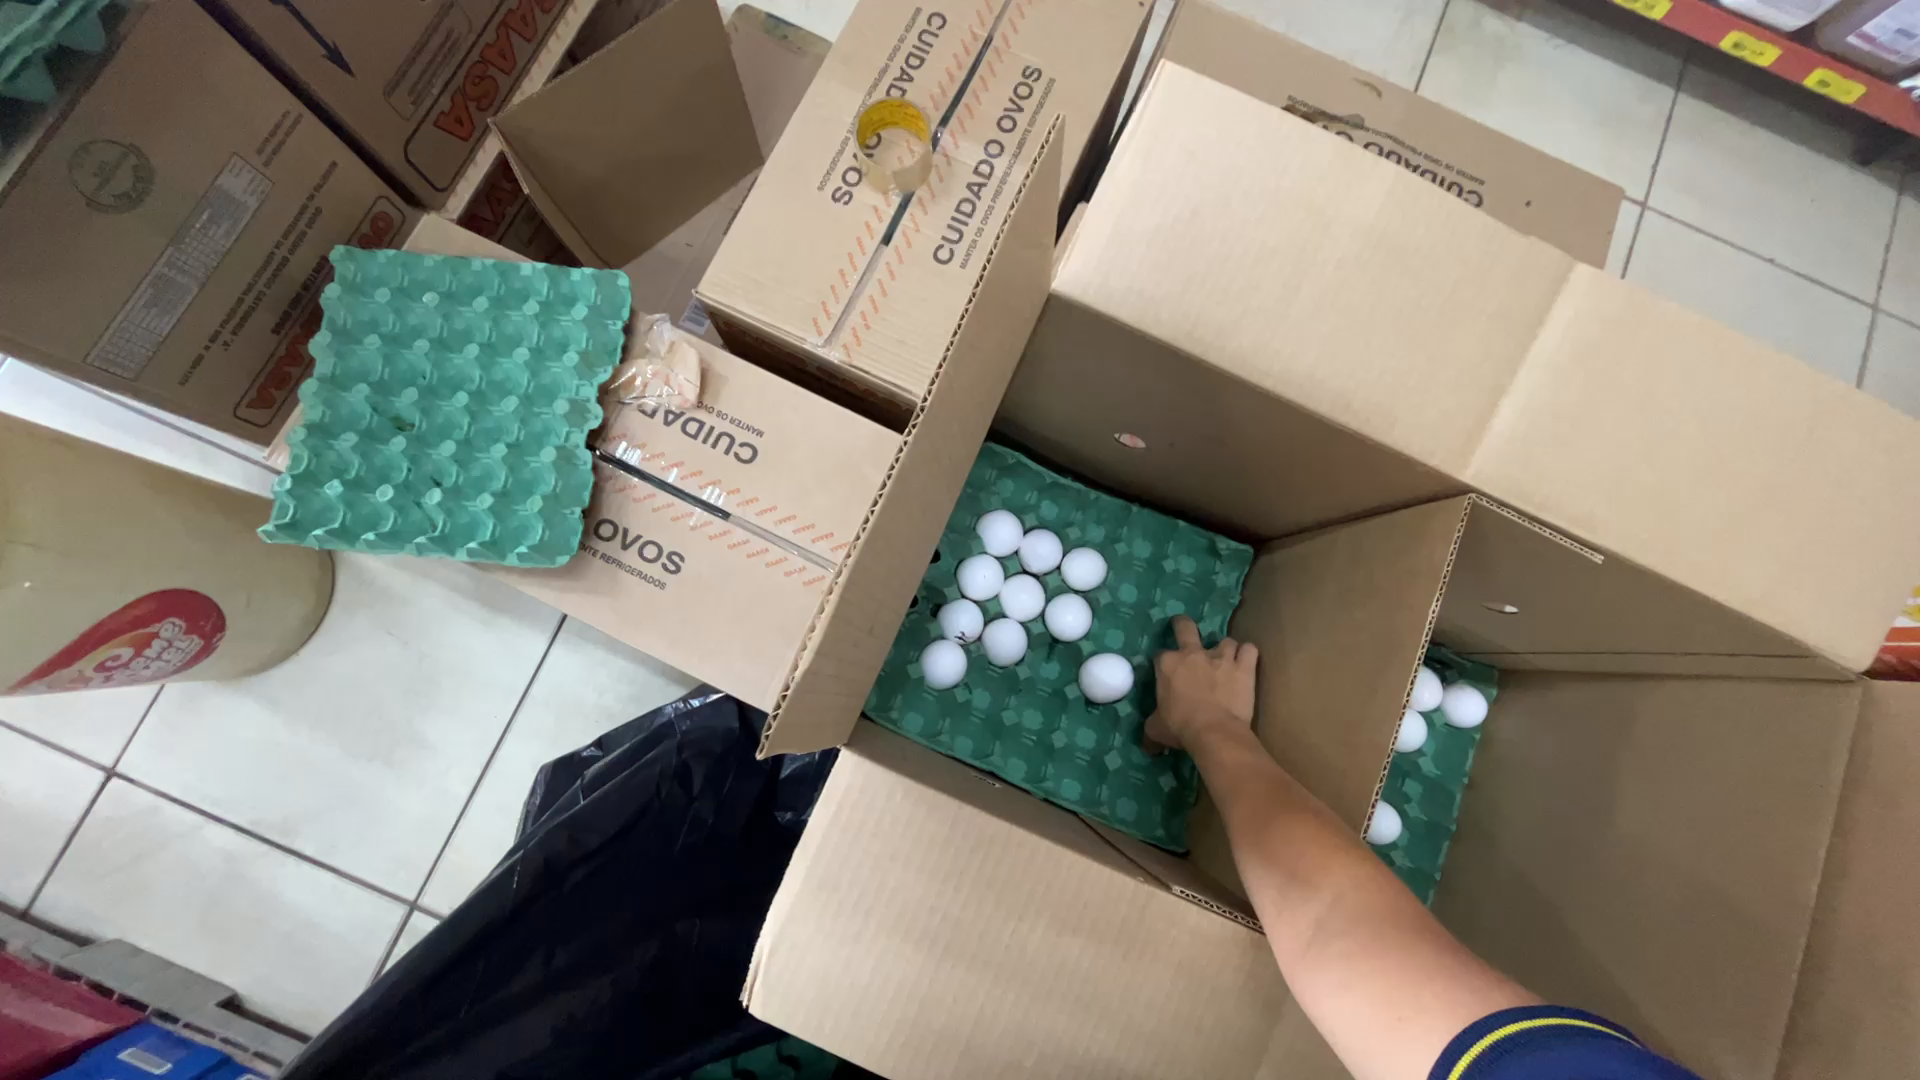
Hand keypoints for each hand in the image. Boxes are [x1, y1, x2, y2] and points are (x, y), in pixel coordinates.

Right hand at [1144, 615, 1257, 751]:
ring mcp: (1220, 657)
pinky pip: (1249, 650)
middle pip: (1185, 627)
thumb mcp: (1156, 729)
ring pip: (1225, 640)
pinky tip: (1246, 663)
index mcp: (1167, 664)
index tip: (1166, 674)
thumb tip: (1148, 747)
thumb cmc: (1180, 727)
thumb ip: (1151, 731)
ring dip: (1225, 649)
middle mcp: (1192, 653)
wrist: (1214, 731)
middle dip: (1182, 624)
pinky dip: (1247, 655)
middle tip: (1184, 629)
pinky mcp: (1243, 667)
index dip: (1163, 663)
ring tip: (1225, 660)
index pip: (1160, 655)